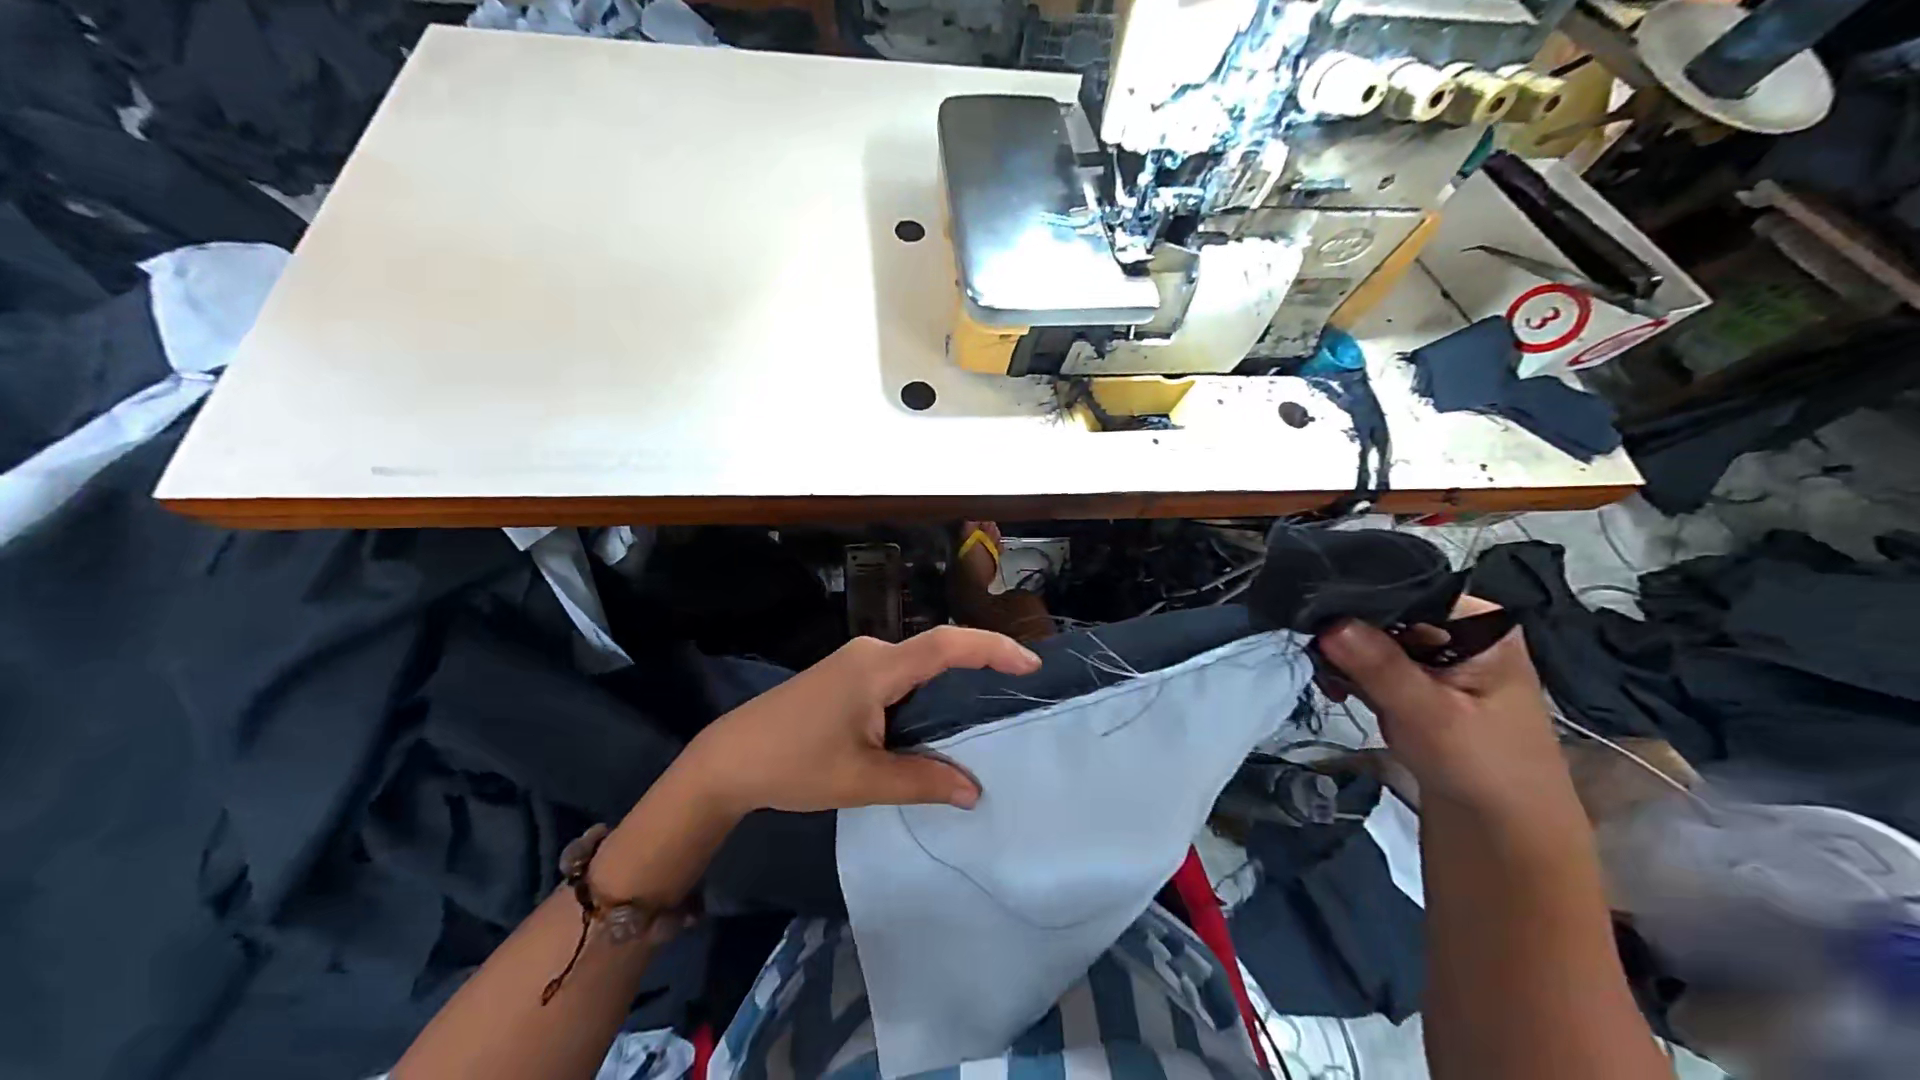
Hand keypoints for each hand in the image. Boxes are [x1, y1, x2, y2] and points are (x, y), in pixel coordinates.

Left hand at [676, 626, 1041, 815]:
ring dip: (947, 685)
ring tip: (978, 715)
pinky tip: (930, 722)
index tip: (1031, 664)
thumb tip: (974, 791)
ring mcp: (854, 661)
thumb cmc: (794, 765)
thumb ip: (922, 782)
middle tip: (1013, 696)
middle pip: (936, 651)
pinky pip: (897, 675)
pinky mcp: (844, 675)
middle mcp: (870, 653)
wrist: (728, 759)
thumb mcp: (863, 780)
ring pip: (916, 665)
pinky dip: (923, 692)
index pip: (947, 645)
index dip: (993, 649)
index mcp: (877, 668)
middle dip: (977, 668)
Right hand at [1318, 596, 1573, 818]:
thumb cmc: (1482, 767)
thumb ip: (1381, 667)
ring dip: (1343, 657)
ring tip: (1331, 683)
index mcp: (1477, 622)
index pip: (1406, 589)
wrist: (1501, 828)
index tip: (1315, 621)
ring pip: (1370, 636)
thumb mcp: (1430, 715)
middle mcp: (1456, 628)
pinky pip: (1370, 660)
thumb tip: (1329, 623)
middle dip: (1345, 634)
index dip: (1358, 601)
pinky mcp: (1415, 677)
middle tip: (1319, 662)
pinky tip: (1338, 690)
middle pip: (1383, 611)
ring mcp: (1435, 654)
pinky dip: (1350, 672)